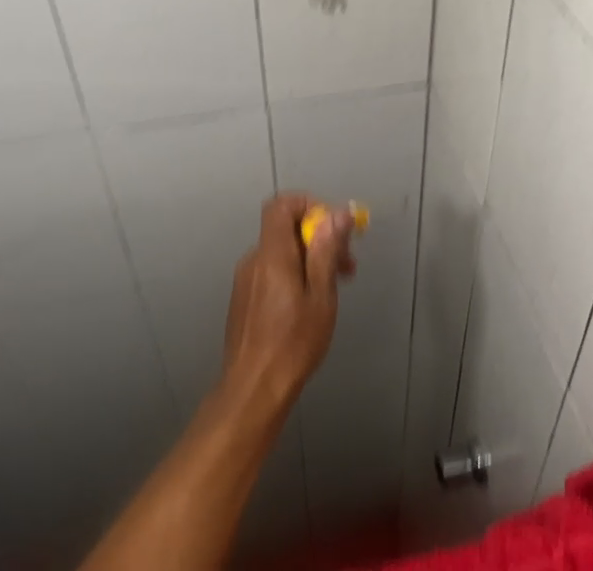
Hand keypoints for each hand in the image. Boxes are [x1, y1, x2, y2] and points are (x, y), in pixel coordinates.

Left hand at [220, 194, 353, 409]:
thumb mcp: (321, 295)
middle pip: (285, 229)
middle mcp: (254, 260)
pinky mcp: (245, 299)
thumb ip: (326, 250)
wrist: (255, 387)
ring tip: (333, 290)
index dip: (310, 205)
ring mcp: (246, 281)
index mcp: (272, 254)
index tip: (335, 229)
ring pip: (281, 253)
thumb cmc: (294, 342)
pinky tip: (310, 306)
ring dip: (310, 259)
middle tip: (347, 267)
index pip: (282, 205)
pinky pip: (272, 272)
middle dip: (319, 238)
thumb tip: (337, 213)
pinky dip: (295, 275)